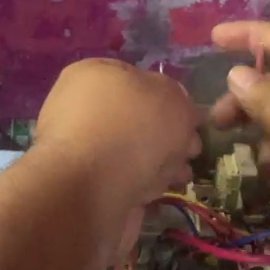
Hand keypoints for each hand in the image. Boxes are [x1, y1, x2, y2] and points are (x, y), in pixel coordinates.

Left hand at [33, 59, 200, 211]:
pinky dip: (139, 187)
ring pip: (129, 152)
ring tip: (180, 177)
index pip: (138, 79)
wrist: (91, 190)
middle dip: (166, 138)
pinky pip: (120, 181)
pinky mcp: (80, 186)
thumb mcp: (172, 99)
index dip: (170, 99)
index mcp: (94, 74)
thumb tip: (179, 113)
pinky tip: (156, 194)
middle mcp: (79, 107)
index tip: (191, 122)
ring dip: (158, 165)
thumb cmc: (133, 129)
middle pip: (135, 119)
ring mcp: (78, 148)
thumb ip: (180, 101)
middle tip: (190, 153)